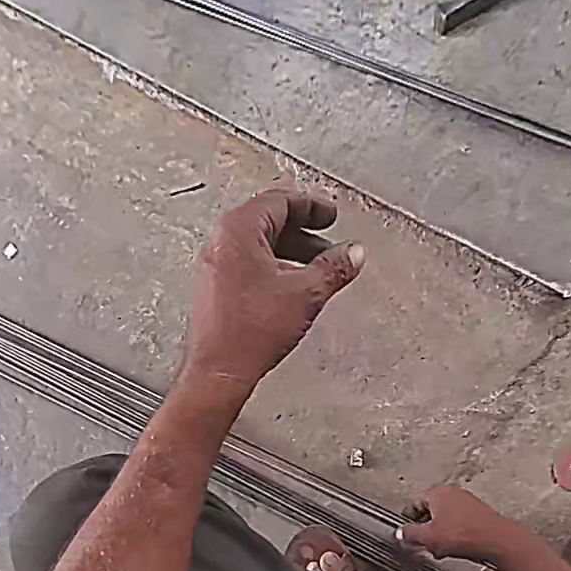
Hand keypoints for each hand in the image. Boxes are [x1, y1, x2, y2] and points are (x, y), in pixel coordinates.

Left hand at [179, 188, 365, 400]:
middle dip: (303, 230)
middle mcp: (222, 242)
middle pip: (268, 221)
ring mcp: (216, 265)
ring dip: (290, 251)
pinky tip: (291, 288)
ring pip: (259, 245)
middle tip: (326, 237)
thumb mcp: (306, 294)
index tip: (329, 213)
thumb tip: (354, 254)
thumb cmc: (249, 332)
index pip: (280, 201)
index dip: (311, 206)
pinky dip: (274, 268)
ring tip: (316, 268)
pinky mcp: (216, 288)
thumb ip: (334, 268)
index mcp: (239, 230)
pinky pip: (249, 265)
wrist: (220, 369)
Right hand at [397, 485, 531, 566]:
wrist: (497, 542)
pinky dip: (453, 536)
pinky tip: (455, 549)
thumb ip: (410, 534)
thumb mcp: (428, 537)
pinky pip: (458, 524)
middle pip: (429, 511)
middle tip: (422, 543)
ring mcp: (467, 503)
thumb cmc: (465, 535)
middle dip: (424, 529)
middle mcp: (453, 493)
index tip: (406, 533)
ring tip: (440, 549)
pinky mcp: (478, 515)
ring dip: (439, 535)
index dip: (407, 520)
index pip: (413, 502)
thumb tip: (401, 533)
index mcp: (438, 492)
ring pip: (444, 519)